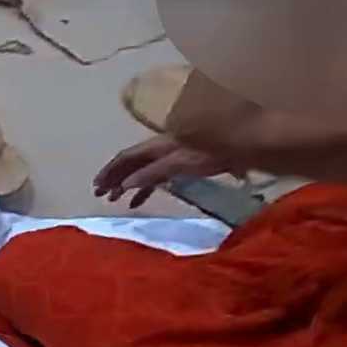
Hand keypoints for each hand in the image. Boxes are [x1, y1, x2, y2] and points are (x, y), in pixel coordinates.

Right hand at [93, 136, 234, 207]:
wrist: (250, 144)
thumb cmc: (214, 153)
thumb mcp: (179, 164)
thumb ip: (151, 174)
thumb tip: (124, 185)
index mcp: (158, 145)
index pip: (126, 157)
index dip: (109, 171)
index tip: (95, 187)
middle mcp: (162, 147)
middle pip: (131, 162)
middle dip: (114, 178)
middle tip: (100, 195)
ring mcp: (173, 154)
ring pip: (142, 169)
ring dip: (126, 184)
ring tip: (115, 200)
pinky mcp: (184, 162)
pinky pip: (156, 175)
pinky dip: (144, 188)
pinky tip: (138, 201)